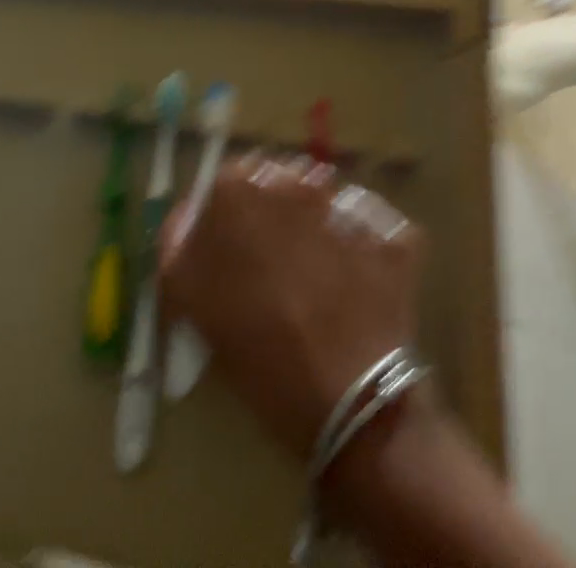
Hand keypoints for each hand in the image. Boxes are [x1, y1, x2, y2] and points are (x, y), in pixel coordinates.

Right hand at [158, 155, 428, 457]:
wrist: (340, 398)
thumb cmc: (249, 342)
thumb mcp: (181, 290)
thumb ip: (178, 236)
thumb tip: (193, 213)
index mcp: (238, 187)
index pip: (230, 178)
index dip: (231, 214)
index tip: (234, 247)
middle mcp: (296, 181)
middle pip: (283, 184)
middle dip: (279, 213)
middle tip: (276, 263)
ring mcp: (352, 206)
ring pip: (329, 204)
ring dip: (322, 226)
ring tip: (319, 277)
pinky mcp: (397, 237)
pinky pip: (373, 232)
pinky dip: (365, 250)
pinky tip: (355, 287)